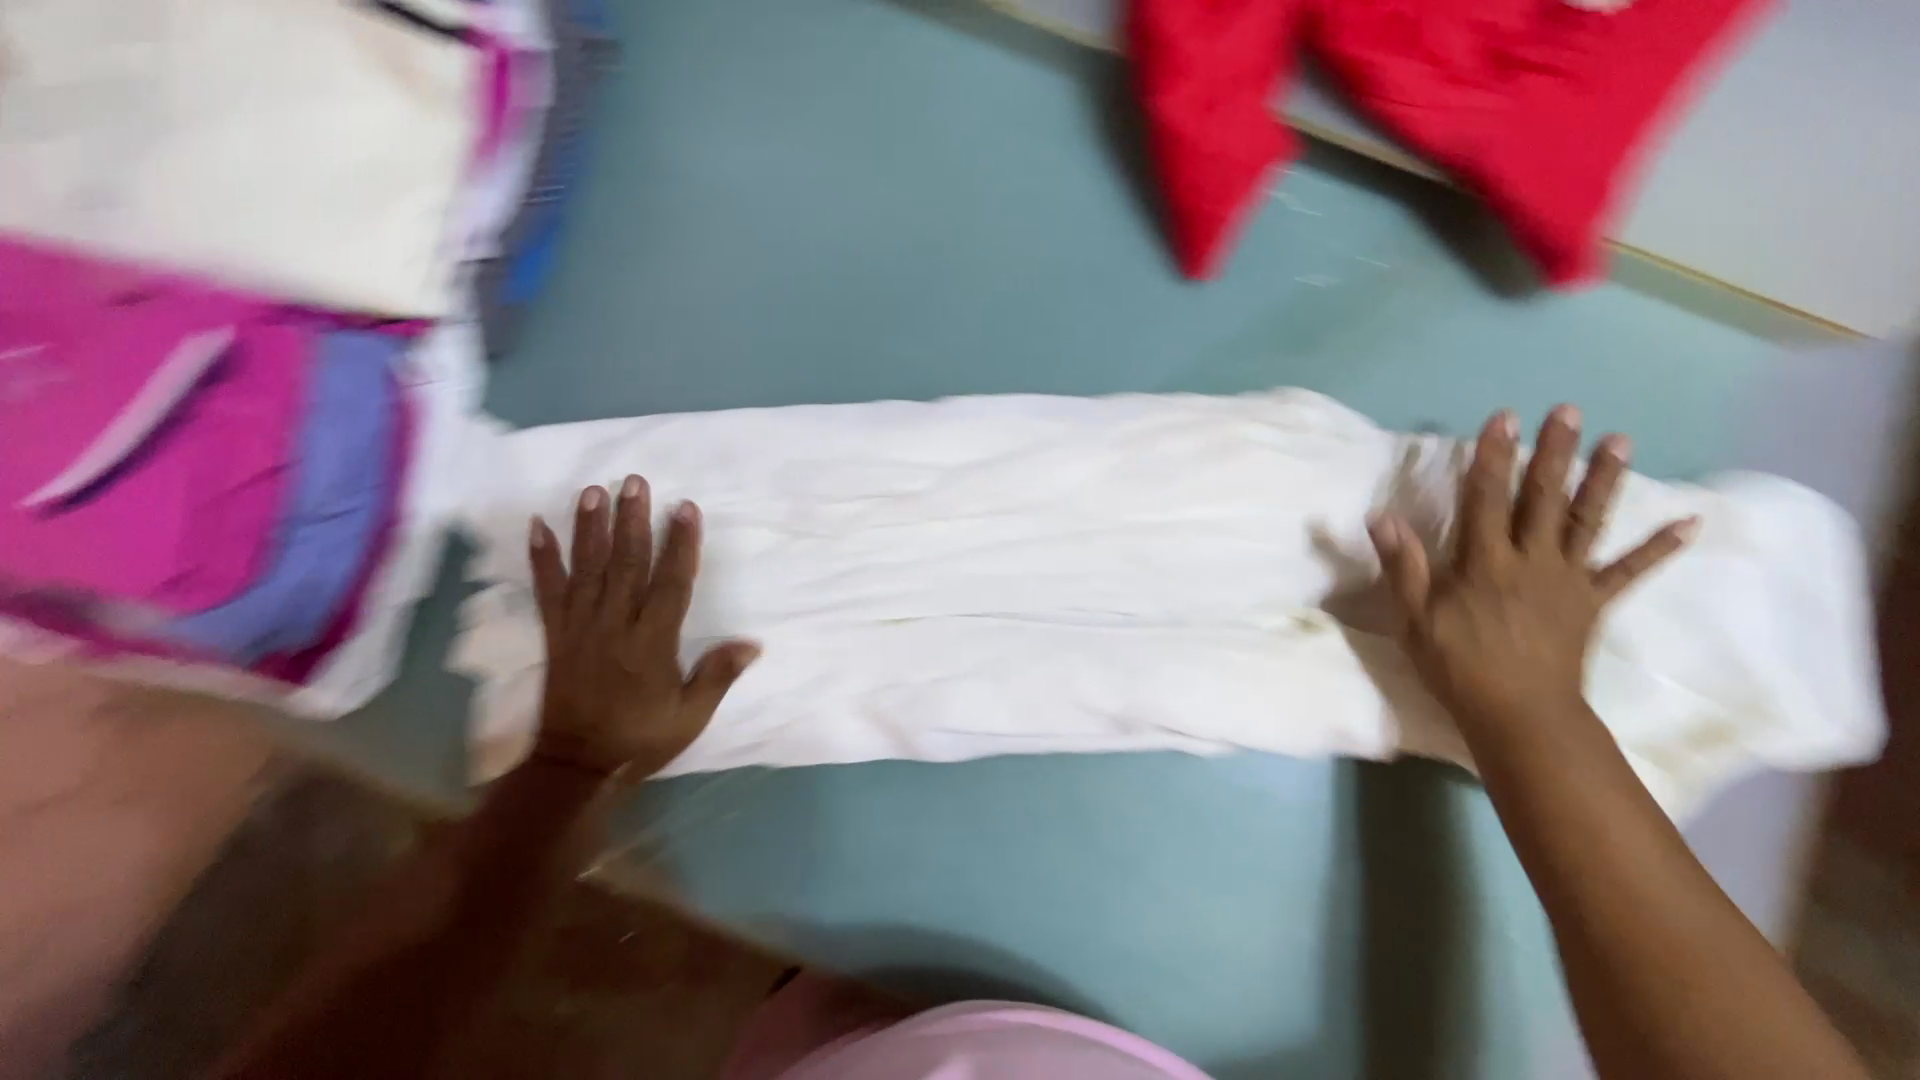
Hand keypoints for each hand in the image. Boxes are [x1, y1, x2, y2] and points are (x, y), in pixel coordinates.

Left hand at [527, 476, 758, 780]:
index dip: (680, 545)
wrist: (577, 764)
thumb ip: (717, 676)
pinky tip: (538, 526)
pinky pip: (547, 590)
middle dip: (633, 521)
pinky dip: (542, 559)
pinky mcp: (556, 634)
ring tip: (595, 491)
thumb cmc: (641, 738)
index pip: (670, 584)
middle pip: (626, 564)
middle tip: (636, 482)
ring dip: (591, 528)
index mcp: (652, 643)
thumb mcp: (690, 716)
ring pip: (588, 569)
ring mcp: (581, 627)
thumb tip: (752, 643)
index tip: (685, 509)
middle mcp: (615, 626)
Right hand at [1366, 406, 1697, 735]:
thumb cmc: (1458, 666)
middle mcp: (1530, 560)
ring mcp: (1568, 580)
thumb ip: (1403, 565)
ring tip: (1621, 440)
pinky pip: (1629, 572)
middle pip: (1542, 498)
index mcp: (1484, 562)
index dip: (1492, 456)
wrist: (1520, 715)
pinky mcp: (1593, 603)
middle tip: (1568, 411)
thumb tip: (1382, 516)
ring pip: (1587, 521)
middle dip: (1553, 453)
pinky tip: (1690, 523)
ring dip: (1604, 479)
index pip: (1485, 497)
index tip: (1503, 418)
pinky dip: (1659, 547)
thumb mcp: (1414, 618)